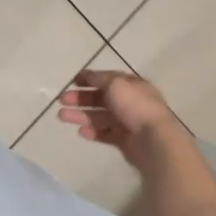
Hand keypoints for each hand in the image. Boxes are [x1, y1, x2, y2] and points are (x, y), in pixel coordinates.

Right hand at [58, 70, 189, 169]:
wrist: (153, 140)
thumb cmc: (135, 106)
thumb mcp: (116, 84)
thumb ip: (99, 79)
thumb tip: (87, 75)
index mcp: (132, 86)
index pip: (108, 79)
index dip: (90, 79)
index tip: (73, 81)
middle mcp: (131, 102)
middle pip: (101, 98)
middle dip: (81, 98)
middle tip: (62, 100)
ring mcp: (128, 122)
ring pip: (100, 117)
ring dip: (81, 115)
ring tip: (62, 116)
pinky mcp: (124, 140)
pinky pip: (105, 134)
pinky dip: (93, 132)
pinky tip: (81, 132)